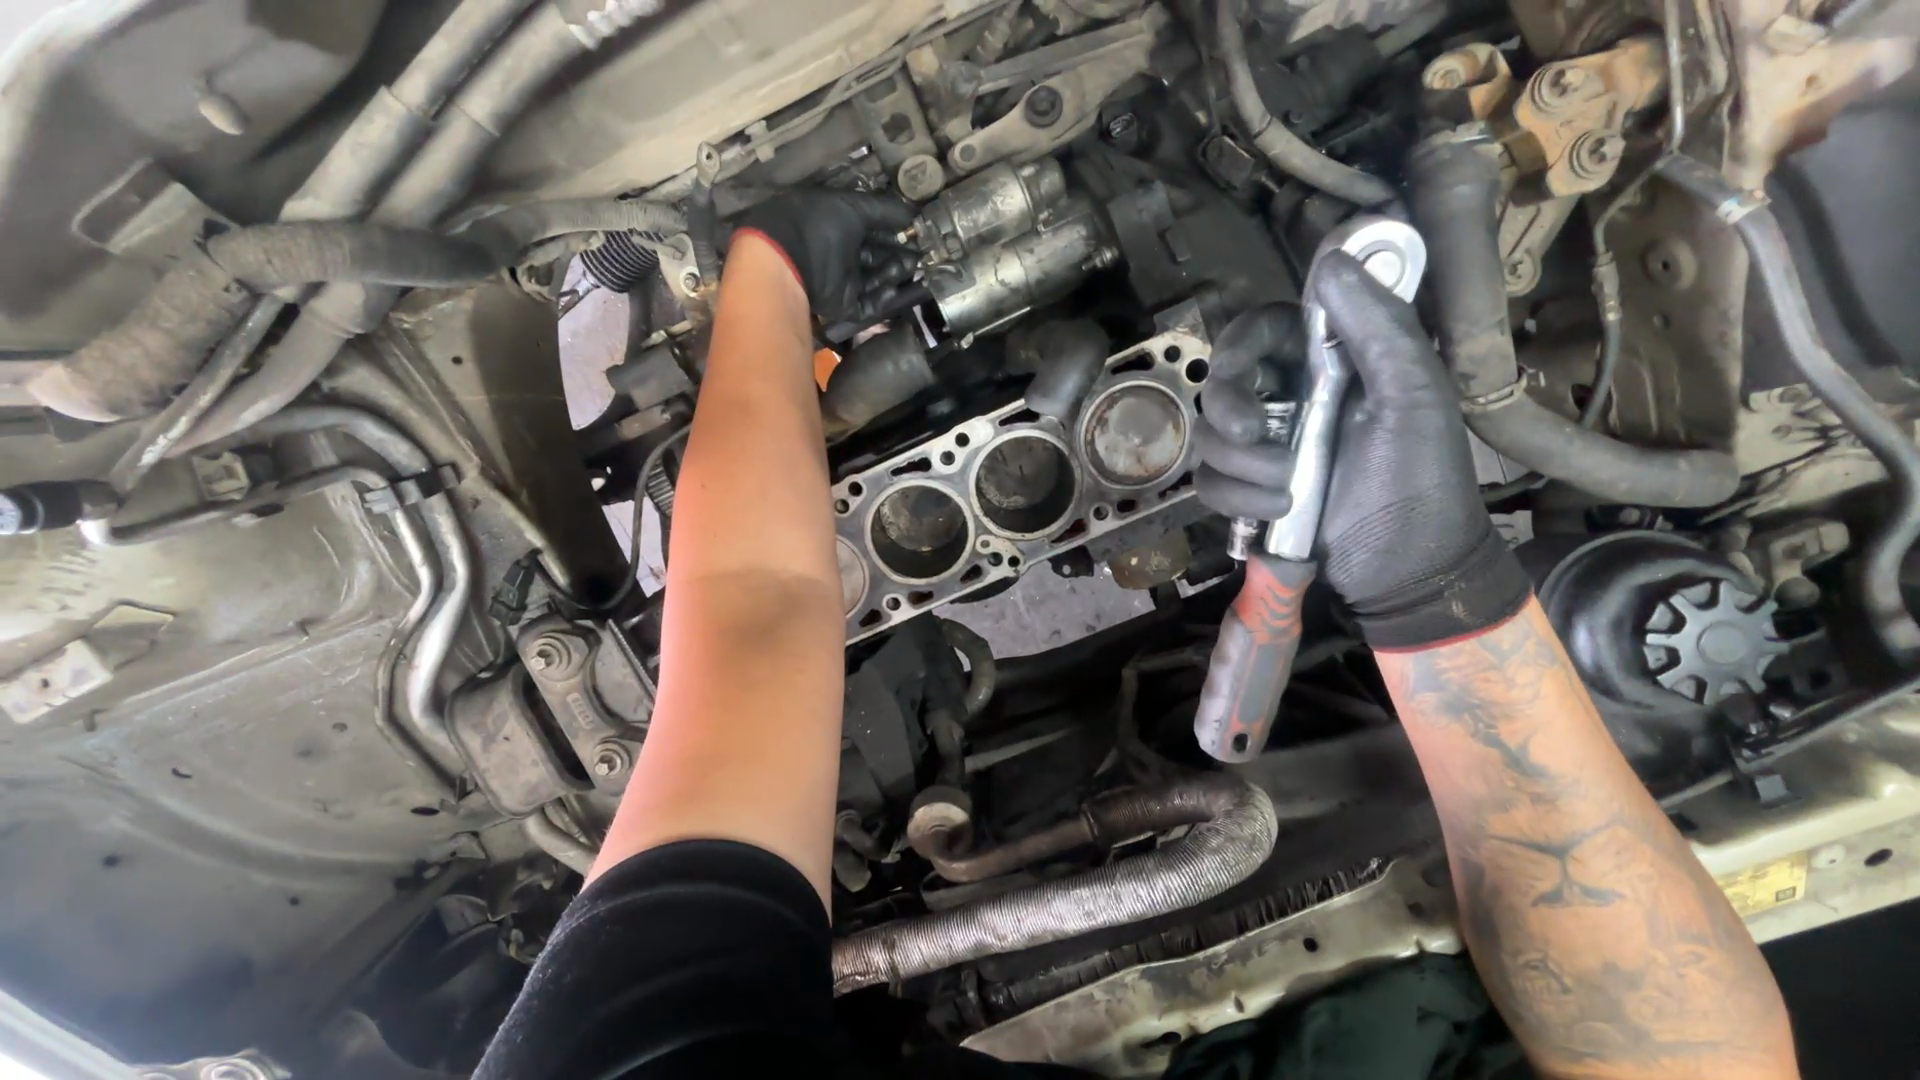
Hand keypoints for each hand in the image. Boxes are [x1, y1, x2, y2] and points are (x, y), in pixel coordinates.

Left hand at [732, 190, 919, 326]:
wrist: (788, 261)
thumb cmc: (819, 224)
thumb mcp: (853, 207)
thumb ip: (885, 210)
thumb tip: (912, 215)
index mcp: (840, 224)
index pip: (873, 228)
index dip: (895, 230)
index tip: (916, 233)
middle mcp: (841, 251)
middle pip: (876, 255)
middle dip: (898, 254)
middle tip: (918, 254)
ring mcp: (841, 280)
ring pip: (874, 279)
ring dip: (893, 274)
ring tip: (908, 267)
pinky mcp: (841, 303)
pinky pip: (866, 304)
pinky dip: (880, 299)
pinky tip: (891, 289)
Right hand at [1196, 252, 1530, 648]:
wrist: (1412, 568)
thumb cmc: (1421, 480)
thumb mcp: (1414, 396)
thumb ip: (1379, 326)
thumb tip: (1333, 259)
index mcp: (1329, 369)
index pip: (1263, 332)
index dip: (1241, 343)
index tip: (1243, 368)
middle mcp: (1289, 402)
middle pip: (1221, 383)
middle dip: (1229, 409)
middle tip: (1255, 435)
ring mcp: (1265, 452)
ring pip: (1211, 438)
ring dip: (1245, 467)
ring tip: (1291, 490)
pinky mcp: (1247, 495)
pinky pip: (1210, 483)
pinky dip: (1237, 499)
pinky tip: (1278, 512)